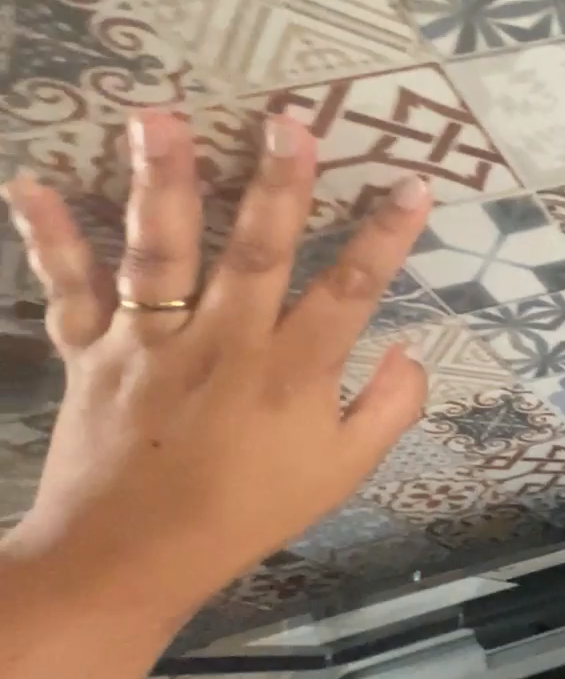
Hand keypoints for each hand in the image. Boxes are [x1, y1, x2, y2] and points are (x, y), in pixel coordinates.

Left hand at [2, 110, 431, 618]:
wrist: (123, 560)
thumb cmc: (250, 510)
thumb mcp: (347, 468)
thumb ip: (392, 405)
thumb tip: (407, 348)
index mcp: (293, 373)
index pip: (353, 290)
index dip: (387, 235)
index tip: (413, 184)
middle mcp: (224, 345)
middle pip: (256, 252)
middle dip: (277, 185)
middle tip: (288, 123)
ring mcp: (149, 346)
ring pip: (159, 253)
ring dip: (161, 183)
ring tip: (160, 118)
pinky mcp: (91, 355)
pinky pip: (69, 290)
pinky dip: (48, 238)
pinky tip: (32, 183)